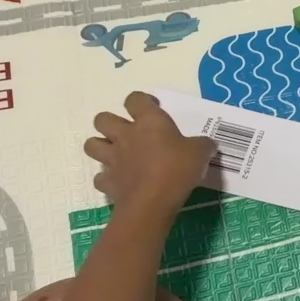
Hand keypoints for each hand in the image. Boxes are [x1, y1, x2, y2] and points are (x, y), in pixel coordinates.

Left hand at [83, 92, 214, 216]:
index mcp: (148, 122)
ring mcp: (113, 159)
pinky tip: (120, 182)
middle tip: (129, 133)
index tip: (153, 108)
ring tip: (117, 154)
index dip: (142, 101)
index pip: (135, 99)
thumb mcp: (201, 153)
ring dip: (101, 147)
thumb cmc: (177, 169)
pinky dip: (108, 178)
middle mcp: (125, 136)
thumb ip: (203, 145)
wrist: (153, 201)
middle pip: (102, 119)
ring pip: (91, 144)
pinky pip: (101, 177)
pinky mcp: (108, 182)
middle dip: (111, 123)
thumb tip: (207, 144)